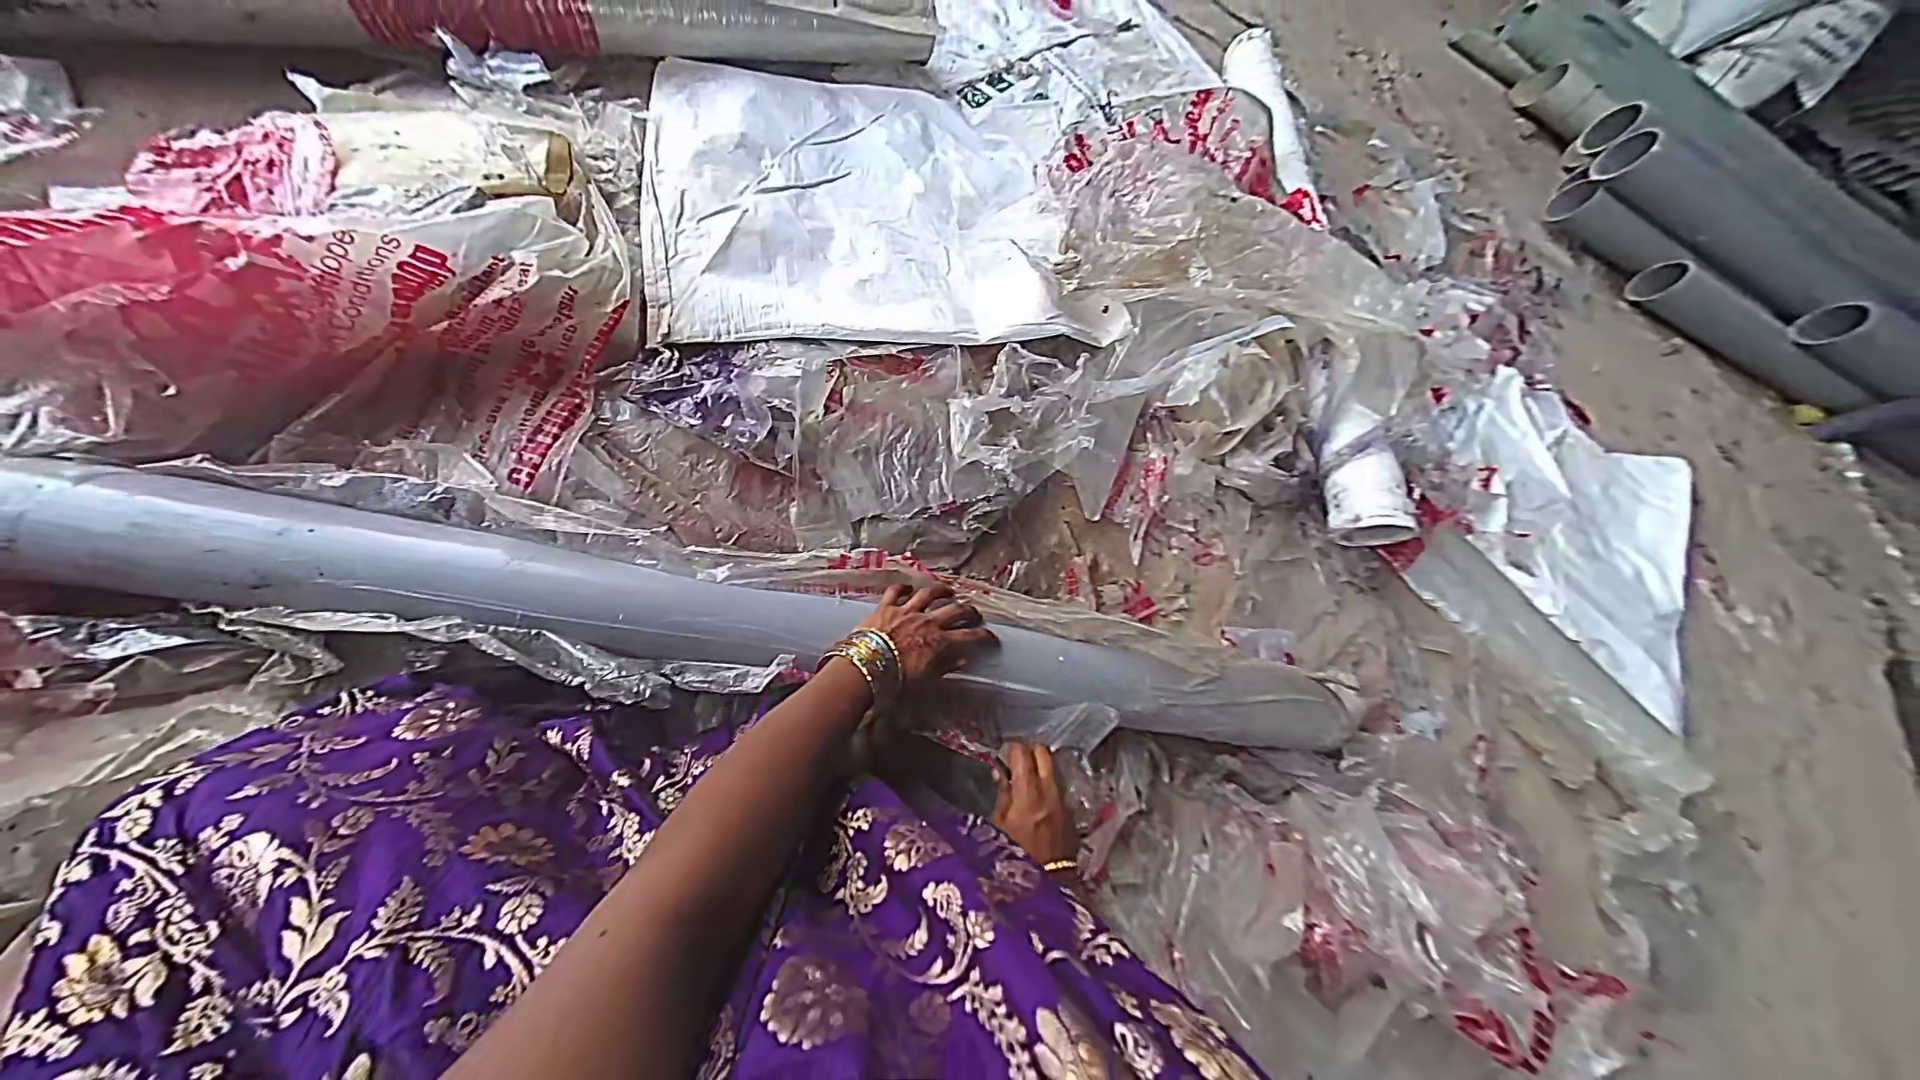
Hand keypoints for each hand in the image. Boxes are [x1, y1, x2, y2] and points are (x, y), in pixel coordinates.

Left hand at [857, 583, 995, 686]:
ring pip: (929, 594)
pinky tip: (908, 587)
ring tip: (948, 591)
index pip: (970, 637)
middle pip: (955, 610)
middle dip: (969, 610)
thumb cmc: (896, 681)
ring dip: (941, 591)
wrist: (865, 668)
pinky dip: (903, 588)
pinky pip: (896, 592)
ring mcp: (907, 611)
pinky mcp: (886, 606)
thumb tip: (964, 660)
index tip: (992, 637)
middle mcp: (927, 622)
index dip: (984, 636)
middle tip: (974, 612)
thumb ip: (945, 667)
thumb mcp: (926, 680)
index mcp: (939, 642)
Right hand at [992, 742, 1077, 867]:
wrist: (1047, 886)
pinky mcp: (1070, 813)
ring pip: (1053, 770)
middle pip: (1044, 754)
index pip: (1024, 755)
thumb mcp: (998, 827)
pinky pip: (1057, 789)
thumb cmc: (1014, 858)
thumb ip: (1003, 794)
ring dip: (1039, 767)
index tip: (1004, 751)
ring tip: (1024, 776)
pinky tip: (1035, 796)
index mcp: (1029, 795)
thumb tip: (1000, 771)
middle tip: (1016, 757)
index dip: (1013, 748)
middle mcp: (1050, 793)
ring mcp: (1063, 802)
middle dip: (1030, 749)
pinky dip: (1046, 785)